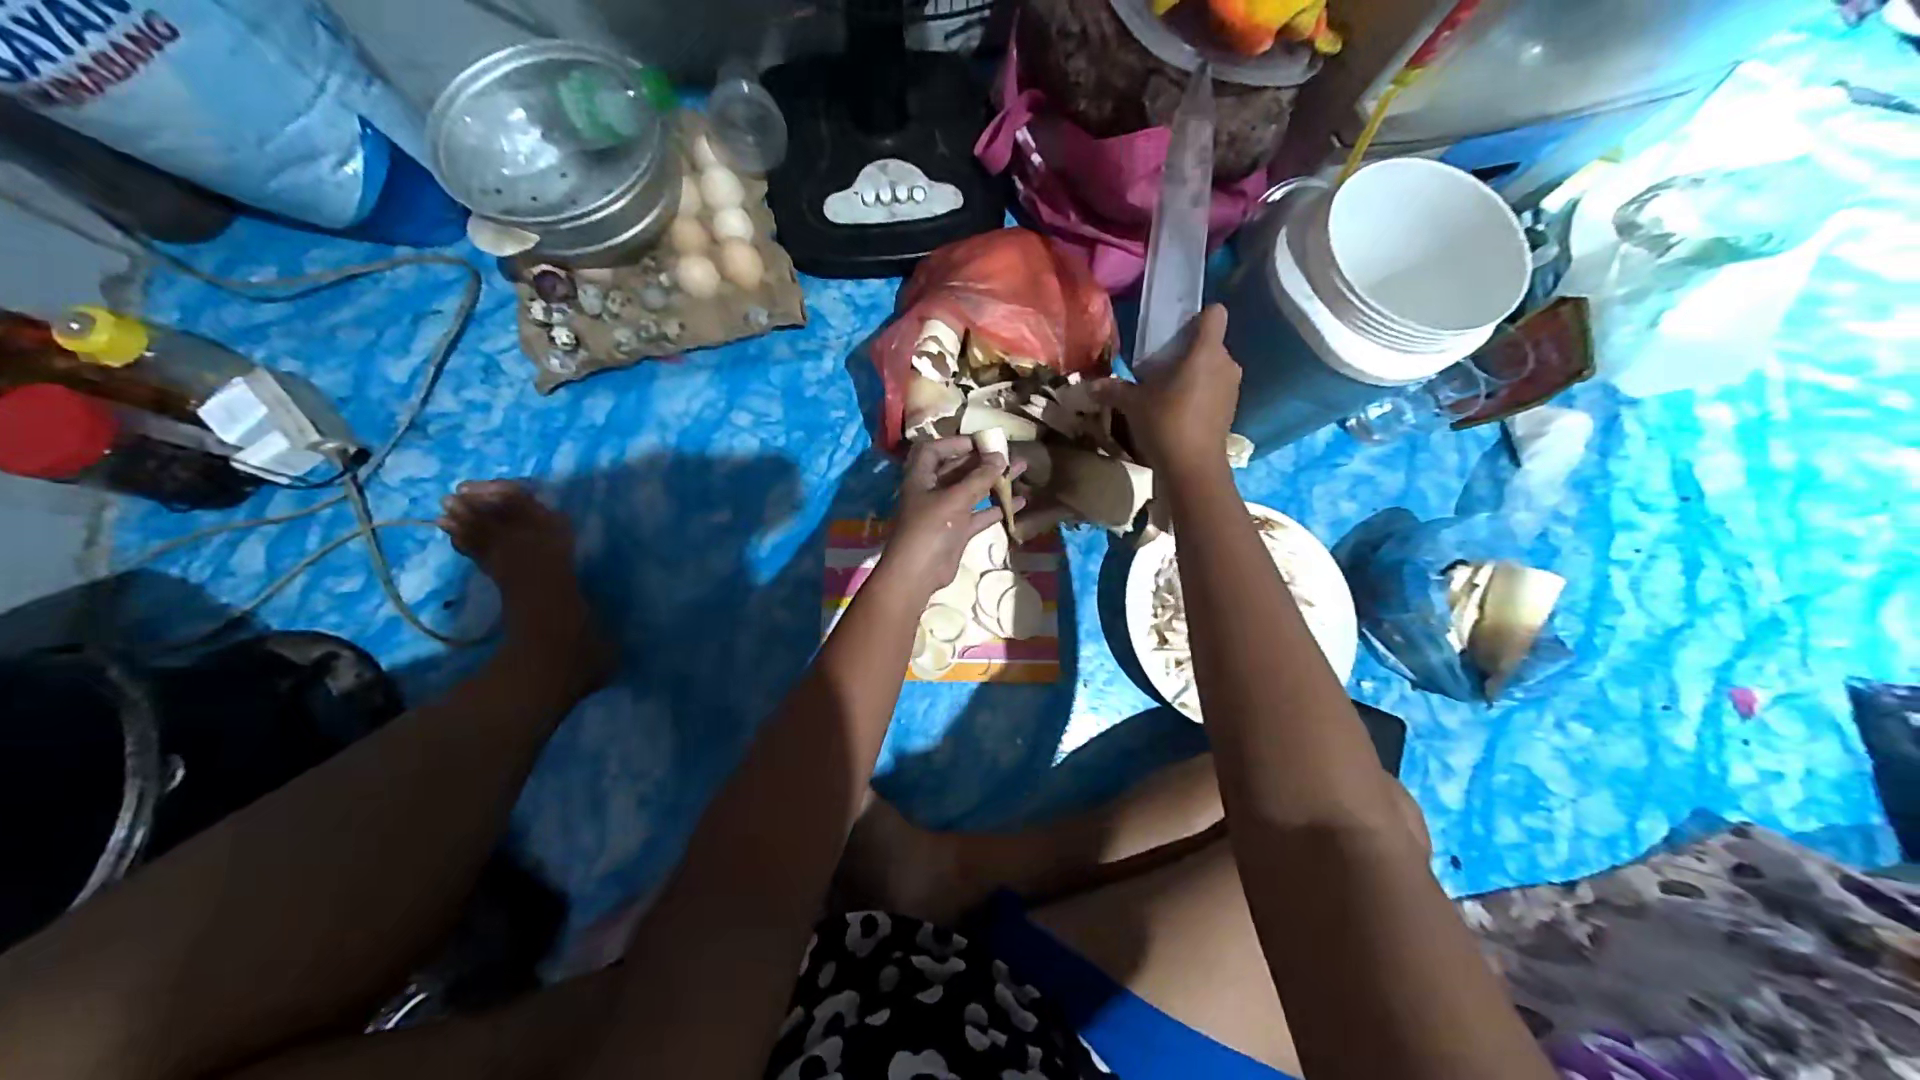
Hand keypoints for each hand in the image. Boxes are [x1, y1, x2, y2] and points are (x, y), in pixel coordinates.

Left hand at [879, 437, 1027, 596]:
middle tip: (1010, 454)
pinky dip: (995, 508)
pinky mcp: (956, 531)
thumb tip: (1000, 457)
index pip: (934, 450)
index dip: (956, 443)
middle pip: (957, 469)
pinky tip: (1018, 503)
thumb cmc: (930, 528)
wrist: (918, 573)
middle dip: (983, 461)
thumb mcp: (955, 498)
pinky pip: (978, 514)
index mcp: (921, 477)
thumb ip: (979, 477)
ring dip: (993, 482)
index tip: (981, 442)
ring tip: (1020, 470)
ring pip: (971, 491)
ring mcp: (944, 512)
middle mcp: (932, 491)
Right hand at [1091, 304, 1240, 478]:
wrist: (1193, 469)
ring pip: (1213, 368)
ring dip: (1194, 375)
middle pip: (1210, 343)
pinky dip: (1200, 394)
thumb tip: (1091, 385)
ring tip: (1168, 392)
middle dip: (1188, 351)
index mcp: (1205, 351)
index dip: (1198, 317)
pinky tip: (1179, 412)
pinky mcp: (1230, 410)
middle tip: (1161, 367)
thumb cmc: (1166, 424)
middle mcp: (1226, 363)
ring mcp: (1231, 388)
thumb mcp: (1133, 405)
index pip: (1215, 314)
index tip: (1176, 331)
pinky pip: (1215, 390)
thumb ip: (1114, 390)